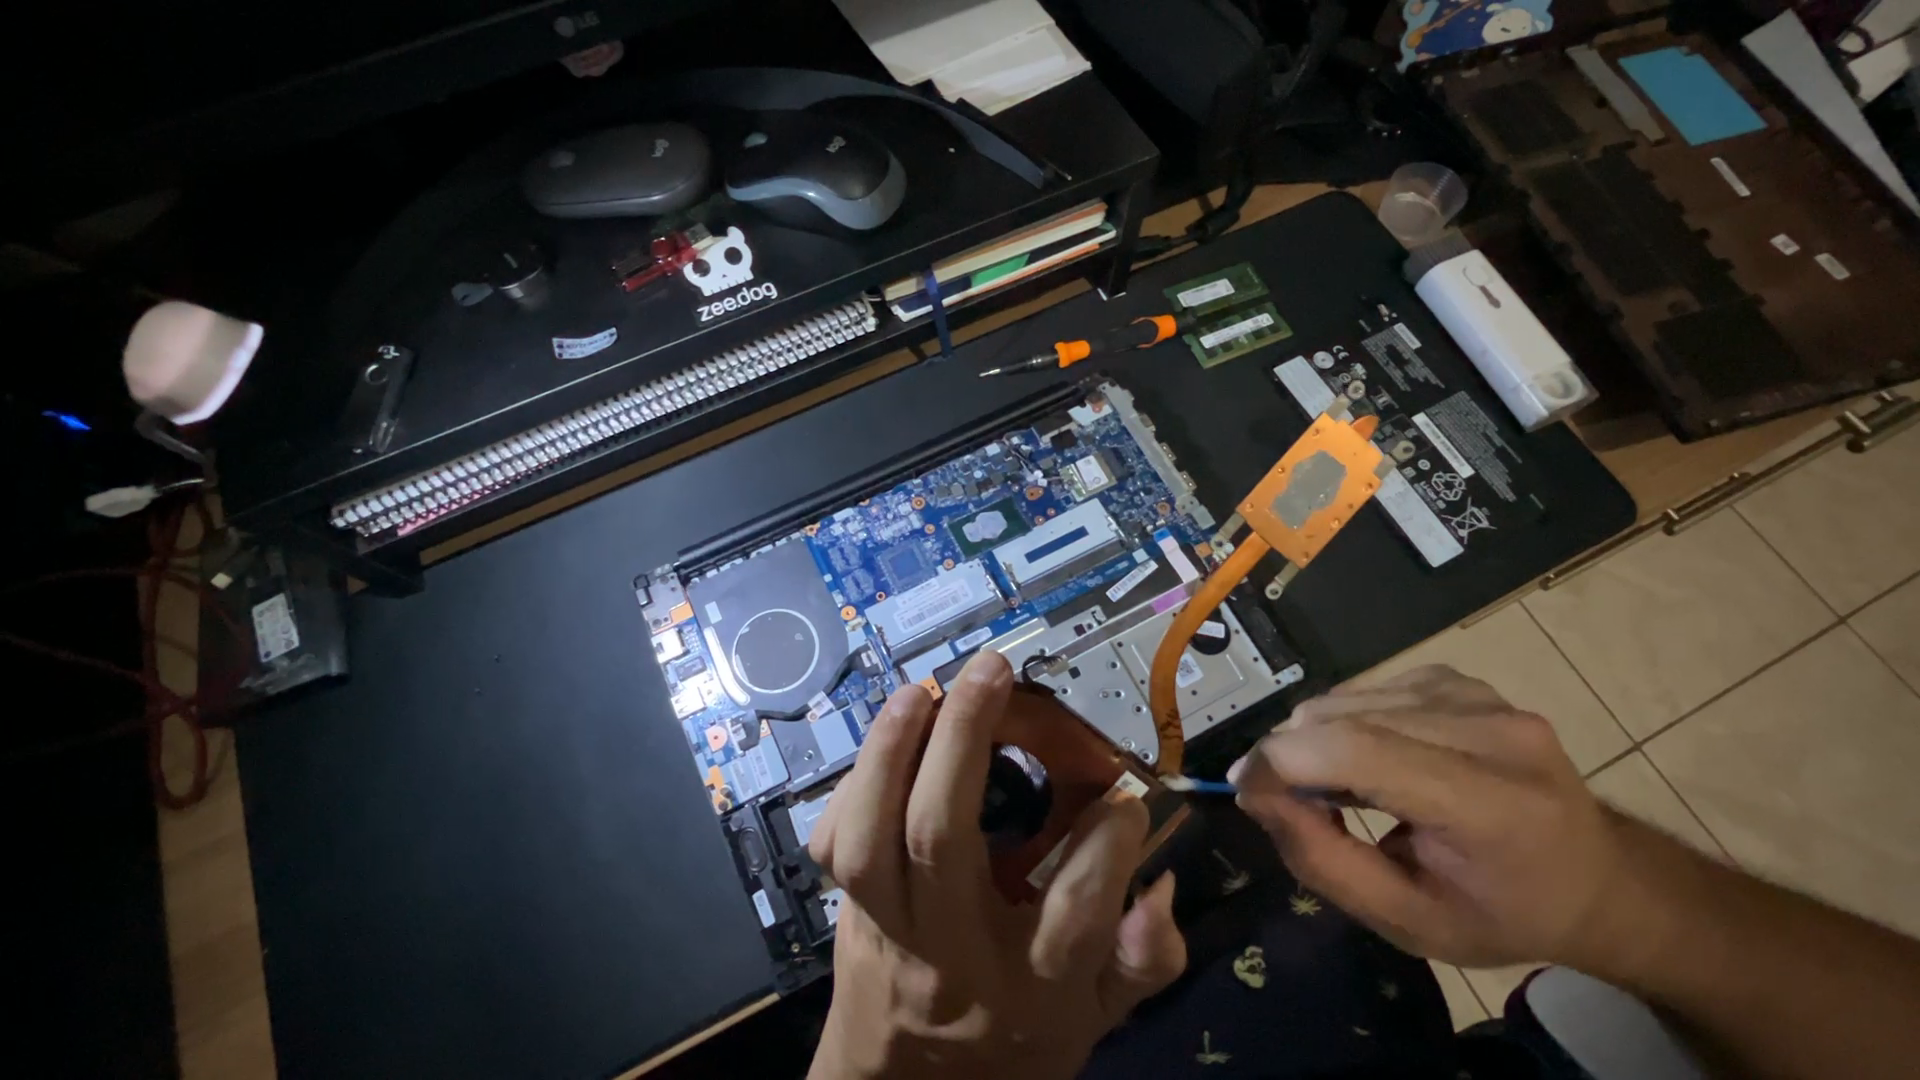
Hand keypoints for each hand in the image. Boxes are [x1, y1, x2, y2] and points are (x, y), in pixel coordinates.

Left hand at [807, 651, 1186, 1079]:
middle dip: (963, 741)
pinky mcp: (845, 914)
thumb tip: (1158, 886)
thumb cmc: (1013, 1041)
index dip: (1104, 843)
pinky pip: (835, 843)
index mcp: (1028, 987)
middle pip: (940, 839)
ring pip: (871, 838)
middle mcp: (947, 952)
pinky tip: (889, 736)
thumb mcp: (1093, 1020)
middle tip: (991, 671)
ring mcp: (886, 931)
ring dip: (891, 750)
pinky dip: (856, 782)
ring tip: (922, 689)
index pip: (1073, 910)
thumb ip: (1139, 962)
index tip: (1123, 793)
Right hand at [1228, 665, 1629, 970]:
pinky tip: (1369, 757)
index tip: (1246, 792)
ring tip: (1339, 788)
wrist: (1596, 880)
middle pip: (1341, 717)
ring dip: (1316, 739)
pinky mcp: (1463, 679)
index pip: (1357, 750)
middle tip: (1295, 806)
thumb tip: (1254, 793)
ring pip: (1345, 698)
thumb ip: (1323, 861)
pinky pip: (1369, 688)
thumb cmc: (1500, 913)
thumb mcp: (1408, 921)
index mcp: (1492, 804)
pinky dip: (1346, 722)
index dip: (1280, 763)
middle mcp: (1491, 730)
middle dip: (1291, 756)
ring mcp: (1480, 695)